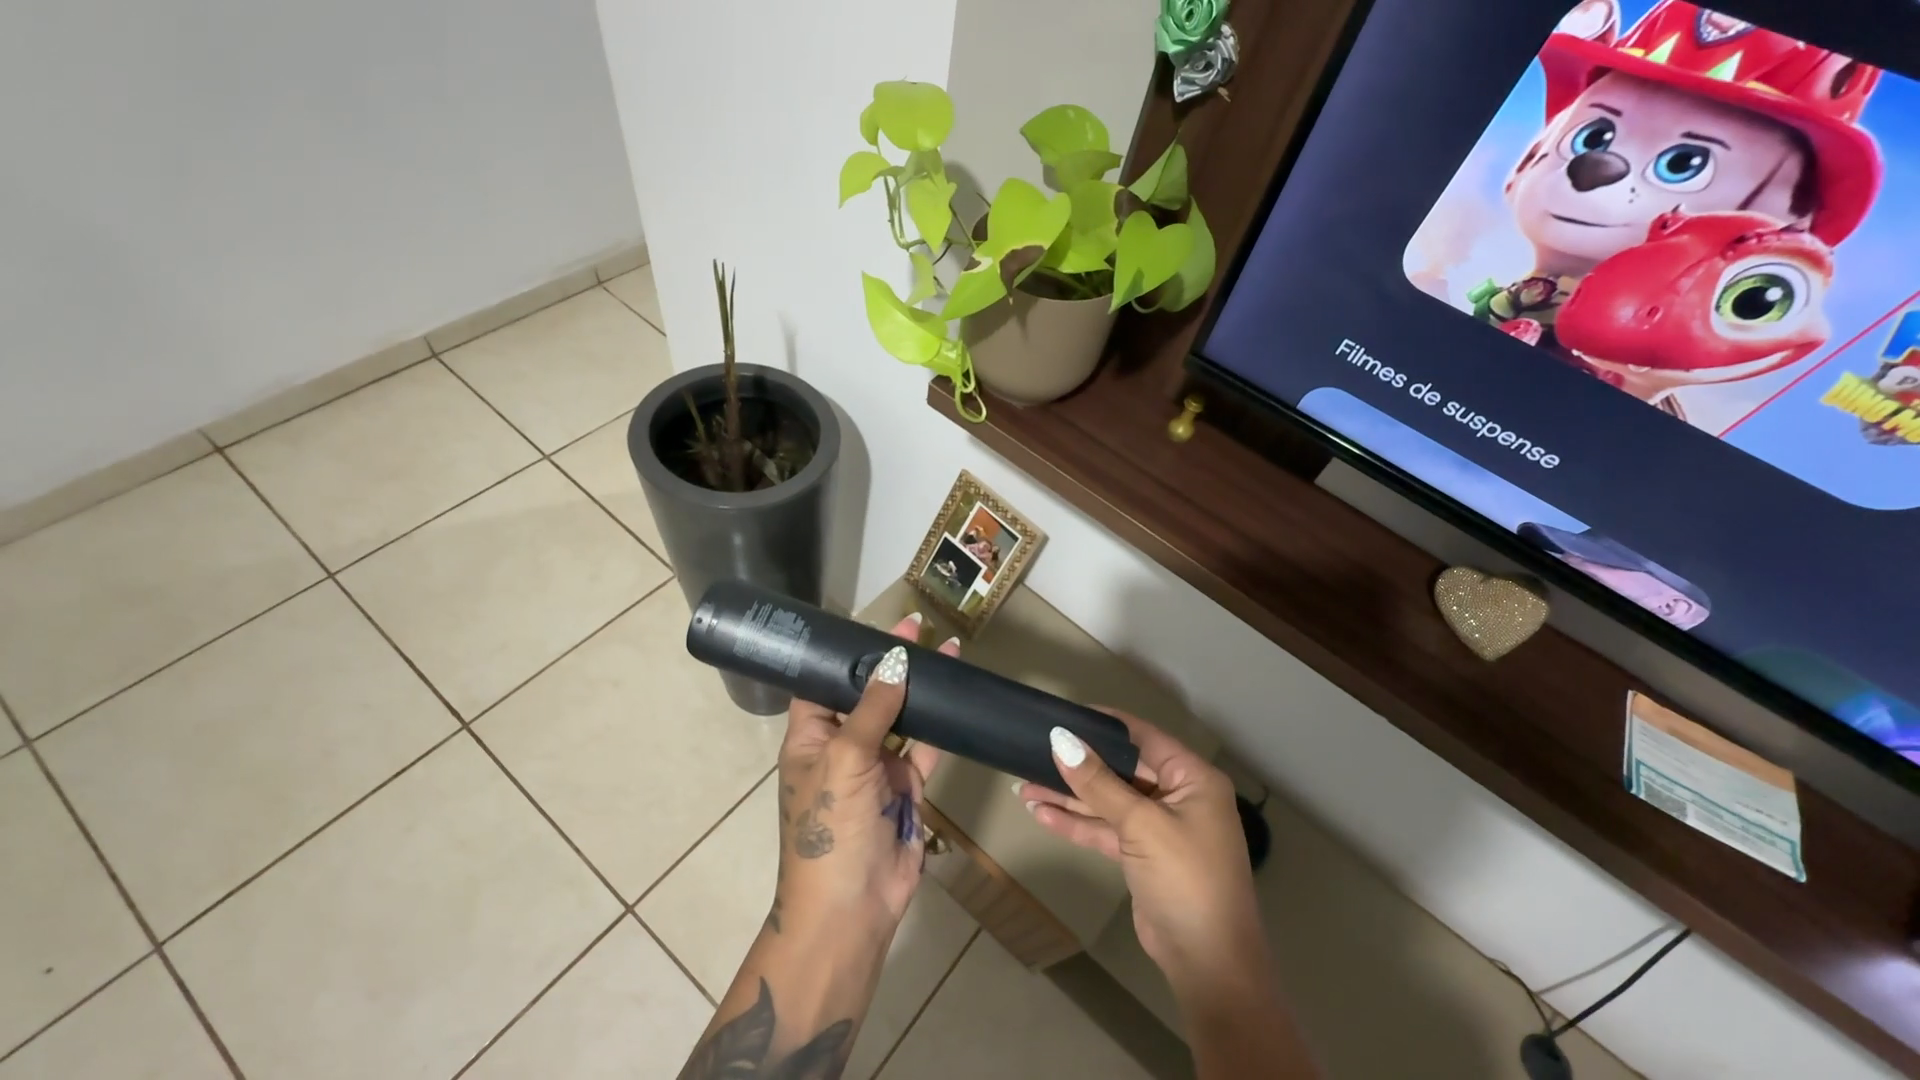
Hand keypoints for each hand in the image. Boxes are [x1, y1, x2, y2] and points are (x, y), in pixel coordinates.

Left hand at [771, 615, 958, 941]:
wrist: (851, 908)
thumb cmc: (829, 829)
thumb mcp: (844, 760)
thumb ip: (872, 709)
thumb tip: (897, 660)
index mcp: (809, 737)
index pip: (824, 683)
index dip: (848, 654)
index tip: (877, 623)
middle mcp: (841, 746)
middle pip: (868, 695)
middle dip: (892, 664)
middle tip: (922, 626)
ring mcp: (876, 768)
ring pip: (901, 717)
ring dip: (921, 689)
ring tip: (948, 651)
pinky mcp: (906, 788)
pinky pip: (926, 747)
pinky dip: (942, 724)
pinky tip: (960, 695)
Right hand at [1017, 711, 1266, 988]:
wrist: (1207, 959)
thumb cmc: (1185, 878)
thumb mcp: (1141, 824)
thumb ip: (1099, 782)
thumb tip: (1061, 739)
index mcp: (1192, 779)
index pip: (1144, 738)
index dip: (1104, 725)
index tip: (1064, 715)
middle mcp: (1178, 797)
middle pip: (1121, 770)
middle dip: (1079, 765)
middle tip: (1034, 751)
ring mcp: (1159, 828)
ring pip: (1108, 802)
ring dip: (1070, 796)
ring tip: (1023, 786)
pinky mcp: (1142, 856)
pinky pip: (1106, 830)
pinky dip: (1077, 824)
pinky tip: (1041, 814)